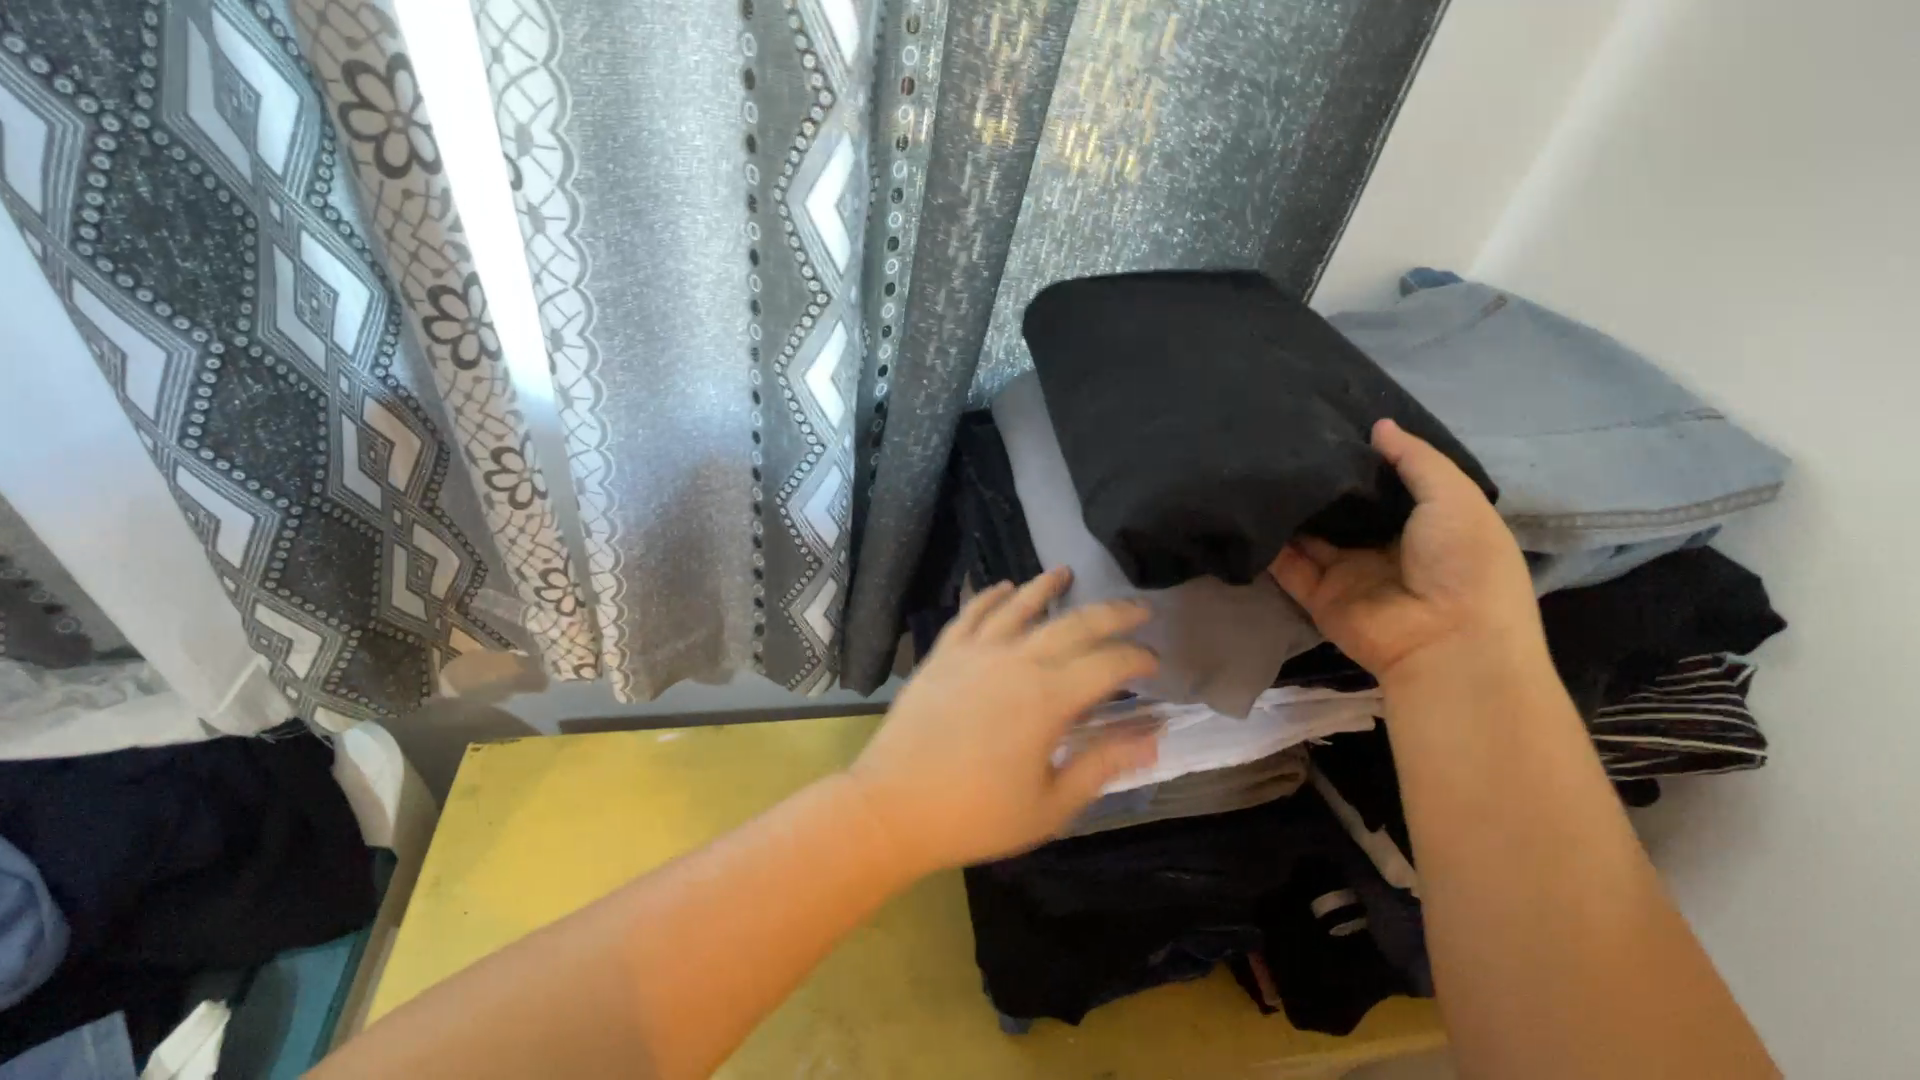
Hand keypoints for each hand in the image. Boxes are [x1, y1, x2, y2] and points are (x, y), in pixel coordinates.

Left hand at [846, 568, 1160, 870]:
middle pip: (1073, 625)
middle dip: (1112, 613)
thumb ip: (1102, 765)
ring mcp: (974, 653)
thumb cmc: (976, 816)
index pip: (1108, 664)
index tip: (1155, 662)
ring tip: (1067, 572)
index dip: (1138, 659)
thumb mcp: (1051, 805)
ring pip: (1018, 606)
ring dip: (1046, 587)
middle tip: (1138, 608)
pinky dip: (990, 596)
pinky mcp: (942, 655)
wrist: (892, 807)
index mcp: (1048, 699)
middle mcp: (1015, 662)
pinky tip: (1003, 588)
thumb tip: (1152, 739)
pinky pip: (971, 614)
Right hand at [1269, 419, 1546, 689]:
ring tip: (1262, 468)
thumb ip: (1415, 459)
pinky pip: (1288, 567)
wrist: (1448, 642)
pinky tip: (1250, 511)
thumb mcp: (1455, 497)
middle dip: (1321, 481)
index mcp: (1426, 523)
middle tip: (1286, 441)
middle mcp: (1384, 547)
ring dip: (1291, 509)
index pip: (1387, 484)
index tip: (1331, 423)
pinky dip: (1269, 546)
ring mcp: (1348, 574)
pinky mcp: (1319, 597)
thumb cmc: (1465, 562)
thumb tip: (1377, 426)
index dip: (1364, 458)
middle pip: (1344, 509)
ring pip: (1310, 535)